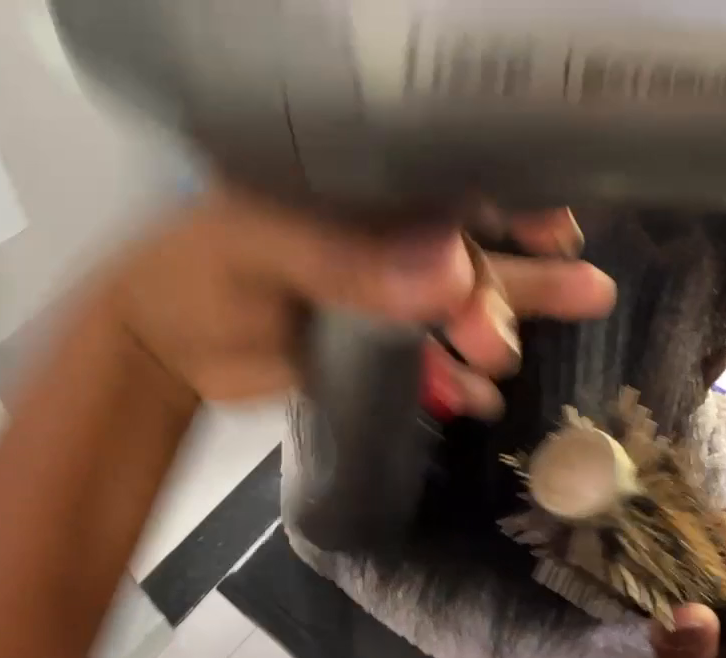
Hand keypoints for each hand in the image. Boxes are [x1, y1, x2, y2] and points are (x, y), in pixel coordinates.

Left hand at [93, 190, 614, 411]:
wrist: (158, 352)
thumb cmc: (192, 272)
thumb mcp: (257, 246)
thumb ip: (346, 259)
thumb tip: (448, 277)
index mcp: (357, 191)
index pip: (449, 187)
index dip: (510, 203)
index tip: (559, 228)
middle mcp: (379, 241)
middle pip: (466, 254)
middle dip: (513, 284)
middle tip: (566, 304)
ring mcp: (378, 299)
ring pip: (454, 313)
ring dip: (495, 335)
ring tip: (511, 364)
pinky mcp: (371, 353)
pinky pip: (425, 366)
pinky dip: (450, 383)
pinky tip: (476, 402)